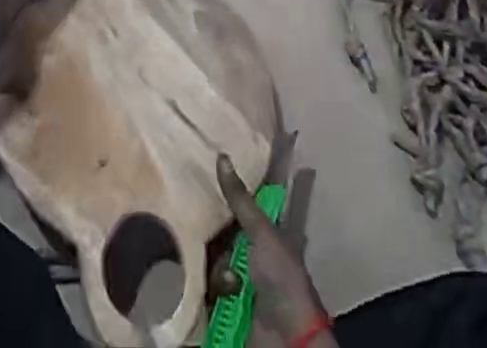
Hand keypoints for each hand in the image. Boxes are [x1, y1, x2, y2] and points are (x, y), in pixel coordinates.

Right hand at [217, 154, 333, 346]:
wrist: (284, 337)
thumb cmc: (281, 276)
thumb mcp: (262, 232)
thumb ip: (240, 199)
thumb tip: (222, 156)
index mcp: (265, 230)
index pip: (244, 201)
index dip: (230, 187)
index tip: (210, 166)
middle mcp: (250, 249)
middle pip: (221, 229)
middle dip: (213, 230)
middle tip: (202, 221)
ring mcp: (237, 275)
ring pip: (211, 256)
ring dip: (218, 269)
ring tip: (231, 282)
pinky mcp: (222, 300)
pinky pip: (203, 283)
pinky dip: (209, 287)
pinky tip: (220, 293)